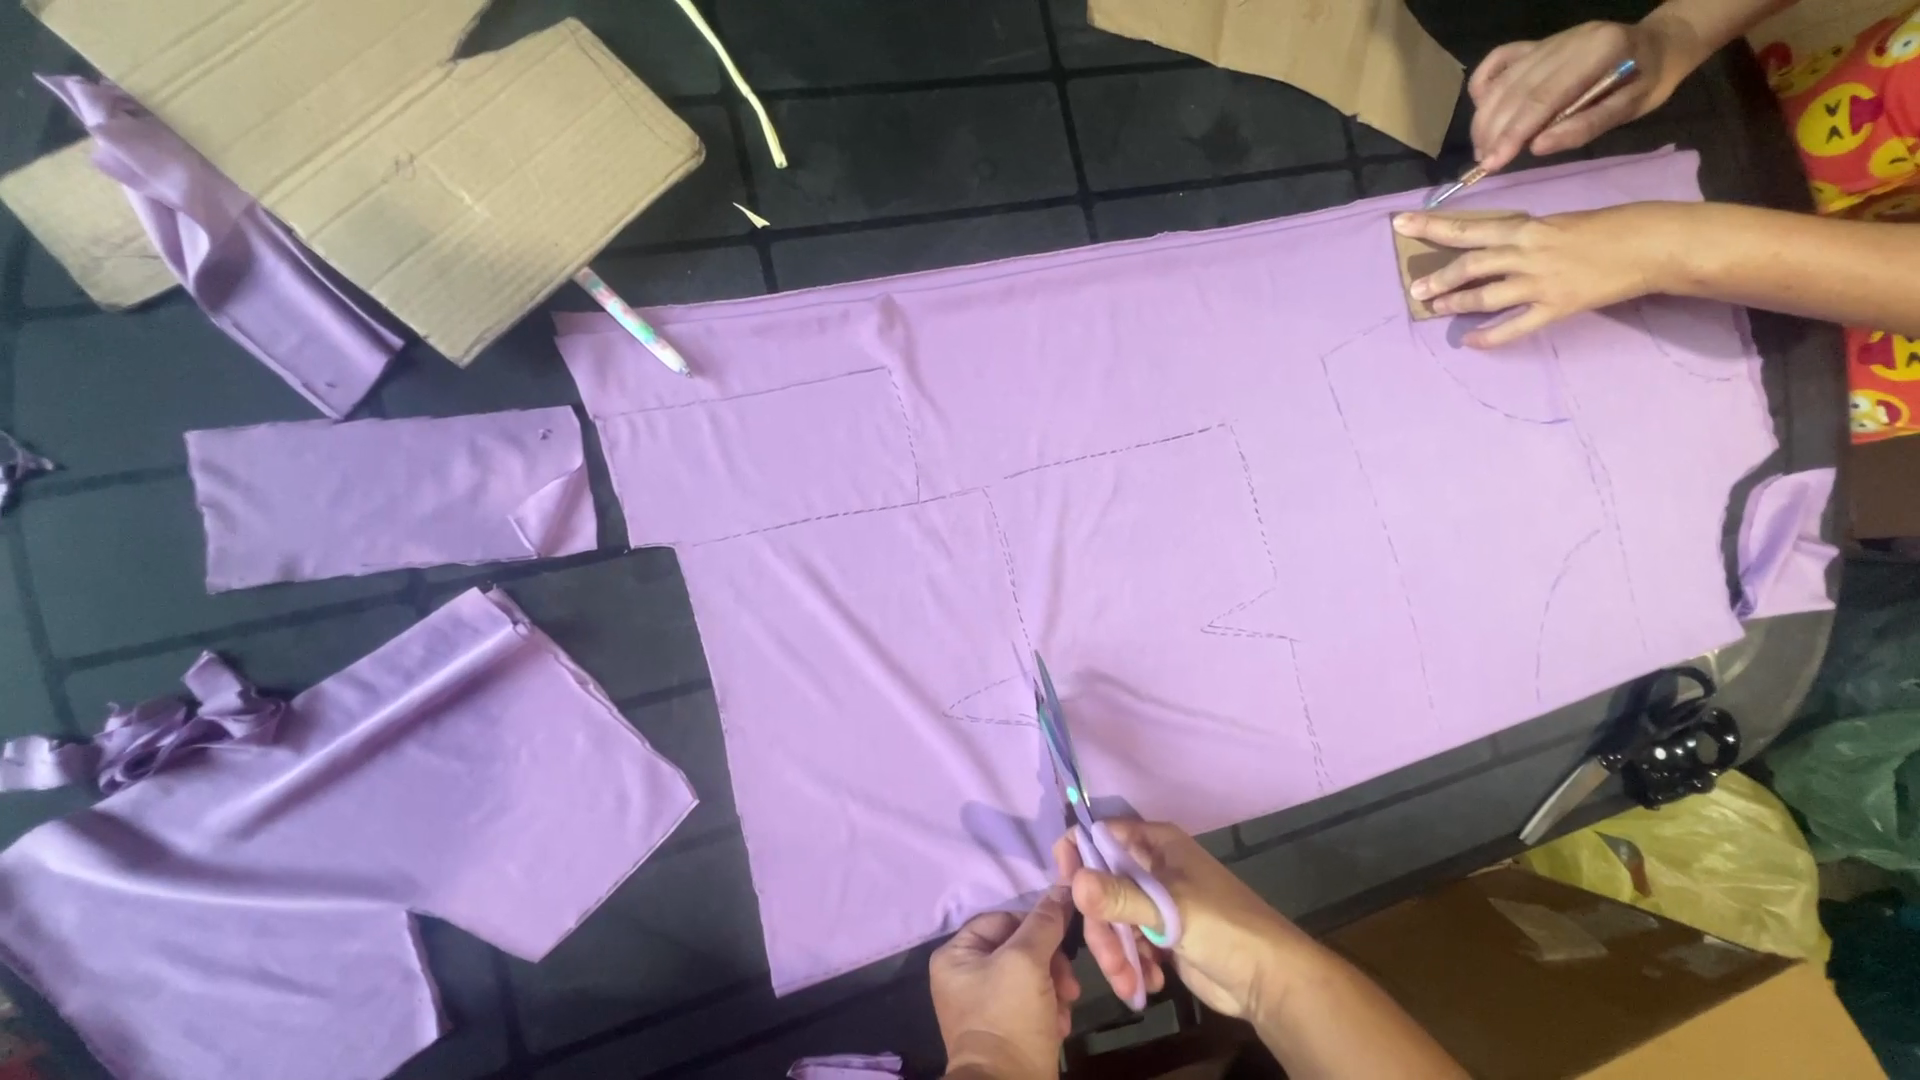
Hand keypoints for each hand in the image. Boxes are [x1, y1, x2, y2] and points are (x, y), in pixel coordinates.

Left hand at [931, 887, 1080, 1079]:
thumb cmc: (1009, 1019)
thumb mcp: (1027, 962)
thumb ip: (1044, 922)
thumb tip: (1062, 886)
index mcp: (957, 955)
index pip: (1003, 918)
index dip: (1035, 926)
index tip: (1061, 940)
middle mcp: (966, 974)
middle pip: (1020, 947)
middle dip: (1050, 964)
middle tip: (1068, 984)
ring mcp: (986, 1003)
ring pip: (1033, 974)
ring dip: (1055, 988)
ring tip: (1064, 1007)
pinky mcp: (1007, 1027)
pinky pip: (1034, 1002)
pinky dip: (1051, 1010)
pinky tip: (1059, 1025)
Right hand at [1055, 821, 1314, 1025]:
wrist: (1270, 981)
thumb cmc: (1223, 927)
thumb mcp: (1169, 909)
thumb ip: (1120, 896)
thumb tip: (1073, 881)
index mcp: (1155, 843)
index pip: (1100, 834)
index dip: (1078, 856)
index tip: (1067, 890)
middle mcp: (1151, 866)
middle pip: (1100, 885)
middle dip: (1101, 926)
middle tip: (1111, 958)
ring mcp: (1154, 902)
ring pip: (1111, 919)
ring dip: (1115, 953)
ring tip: (1131, 981)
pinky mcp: (1159, 935)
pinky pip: (1127, 943)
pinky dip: (1131, 964)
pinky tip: (1149, 983)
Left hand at [1391, 205, 1677, 346]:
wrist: (1659, 243)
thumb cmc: (1616, 225)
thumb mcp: (1562, 221)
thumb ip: (1526, 236)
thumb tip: (1497, 248)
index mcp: (1529, 228)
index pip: (1469, 228)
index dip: (1432, 226)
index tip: (1401, 224)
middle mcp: (1528, 254)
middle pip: (1470, 265)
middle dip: (1438, 278)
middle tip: (1414, 290)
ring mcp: (1540, 283)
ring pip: (1485, 296)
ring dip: (1456, 303)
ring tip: (1436, 309)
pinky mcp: (1556, 307)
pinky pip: (1514, 327)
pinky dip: (1489, 337)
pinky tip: (1470, 342)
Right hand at [1469, 16, 1696, 172]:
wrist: (1659, 44)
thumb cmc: (1648, 80)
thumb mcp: (1632, 107)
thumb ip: (1587, 126)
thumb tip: (1536, 147)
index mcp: (1599, 50)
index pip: (1541, 97)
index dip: (1511, 134)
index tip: (1491, 165)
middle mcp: (1568, 40)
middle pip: (1514, 92)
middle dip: (1492, 132)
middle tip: (1485, 164)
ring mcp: (1548, 41)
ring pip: (1500, 84)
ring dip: (1482, 121)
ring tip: (1482, 150)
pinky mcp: (1535, 45)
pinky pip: (1497, 62)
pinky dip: (1481, 88)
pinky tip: (1483, 113)